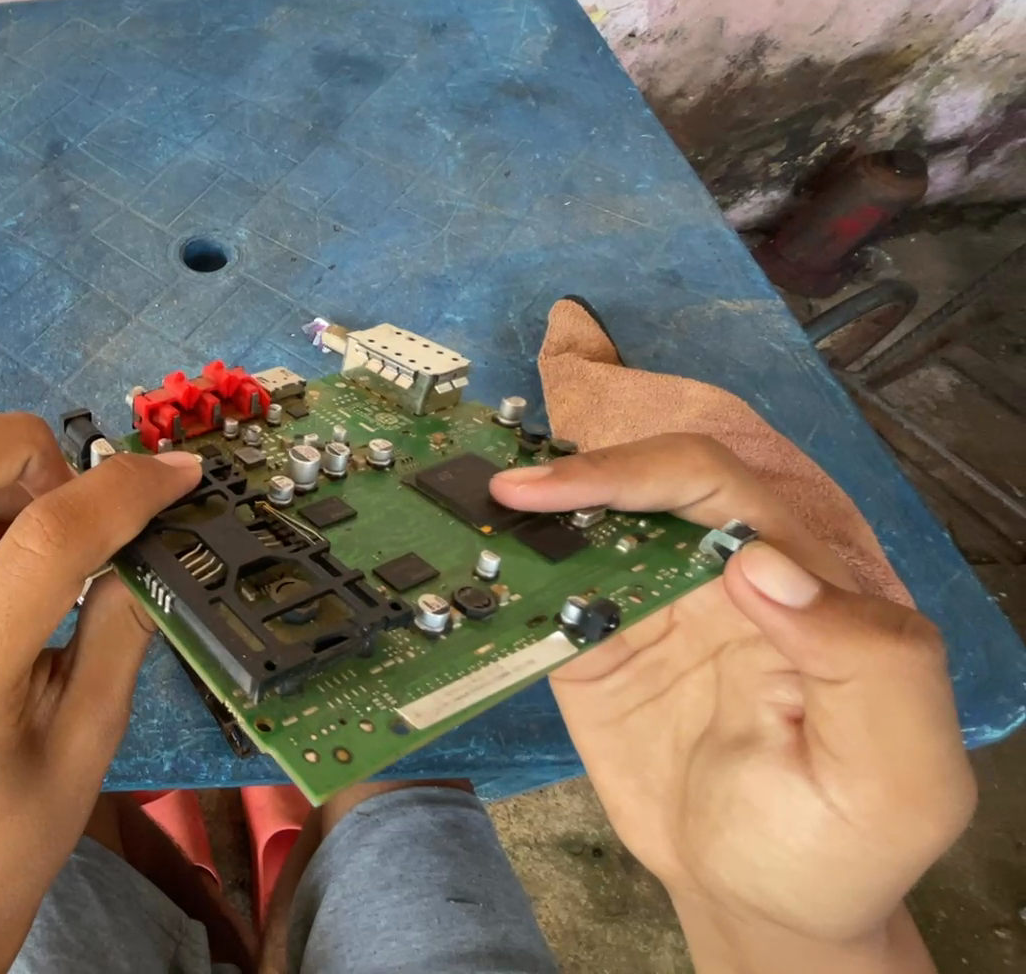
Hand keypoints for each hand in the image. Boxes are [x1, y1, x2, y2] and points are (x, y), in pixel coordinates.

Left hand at [0, 414, 200, 973]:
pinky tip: (25, 544)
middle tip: (73, 497)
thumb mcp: (92, 739)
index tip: (176, 477)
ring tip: (53, 519)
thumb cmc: (15, 830)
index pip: (35, 548)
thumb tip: (153, 533)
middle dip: (14, 449)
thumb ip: (122, 626)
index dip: (118, 494)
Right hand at [492, 434, 974, 973]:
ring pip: (591, 526)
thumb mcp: (895, 779)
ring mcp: (646, 605)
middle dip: (580, 476)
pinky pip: (545, 591)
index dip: (644, 479)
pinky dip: (505, 568)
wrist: (740, 892)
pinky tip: (471, 560)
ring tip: (477, 507)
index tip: (564, 498)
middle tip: (508, 491)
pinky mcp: (587, 639)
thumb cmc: (832, 843)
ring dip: (535, 508)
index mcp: (803, 589)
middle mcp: (719, 578)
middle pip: (650, 489)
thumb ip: (867, 664)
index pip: (726, 494)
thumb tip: (761, 563)